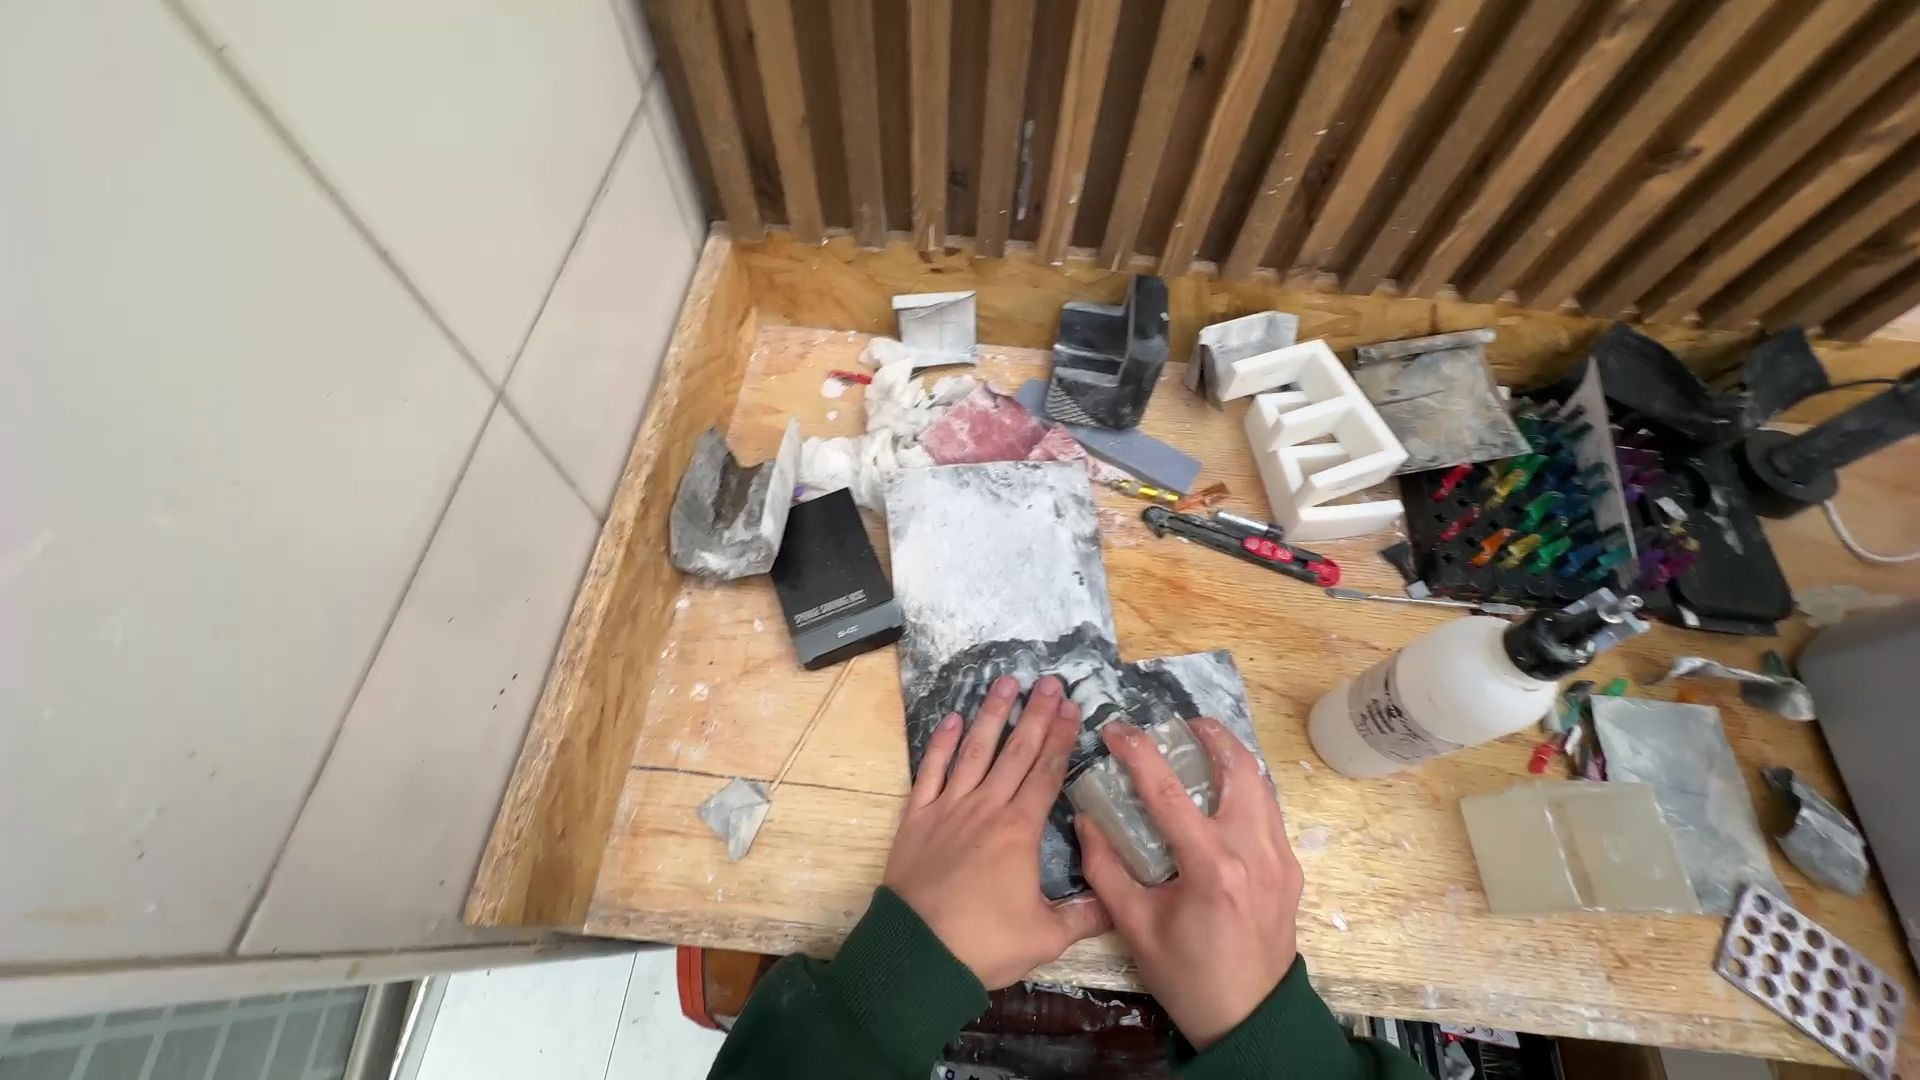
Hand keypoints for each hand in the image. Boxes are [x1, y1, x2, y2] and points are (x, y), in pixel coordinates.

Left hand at [884, 675, 1111, 988]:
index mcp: (1019, 829)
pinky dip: (940, 743)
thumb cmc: (984, 943)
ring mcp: (949, 806)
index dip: (1060, 737)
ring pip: (974, 750)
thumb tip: (1119, 903)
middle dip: (1034, 713)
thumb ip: (1084, 916)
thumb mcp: (1045, 937)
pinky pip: (930, 770)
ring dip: (991, 715)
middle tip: (1048, 680)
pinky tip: (950, 718)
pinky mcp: (917, 815)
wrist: (917, 953)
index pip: (1046, 772)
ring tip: (1005, 682)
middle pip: (1015, 751)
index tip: (1071, 706)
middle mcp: (986, 807)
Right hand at [1075, 716, 1302, 1049]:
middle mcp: (1255, 853)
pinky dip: (1245, 786)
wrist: (1252, 1023)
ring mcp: (1281, 860)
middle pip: (1239, 769)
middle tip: (1180, 723)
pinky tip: (1220, 793)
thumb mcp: (1134, 926)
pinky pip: (1269, 810)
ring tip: (1201, 745)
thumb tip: (1086, 818)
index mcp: (1212, 868)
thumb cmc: (1187, 976)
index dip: (1138, 752)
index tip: (1114, 730)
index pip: (1168, 791)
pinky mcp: (1291, 871)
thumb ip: (1105, 867)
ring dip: (1231, 757)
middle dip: (1211, 735)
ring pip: (1261, 785)